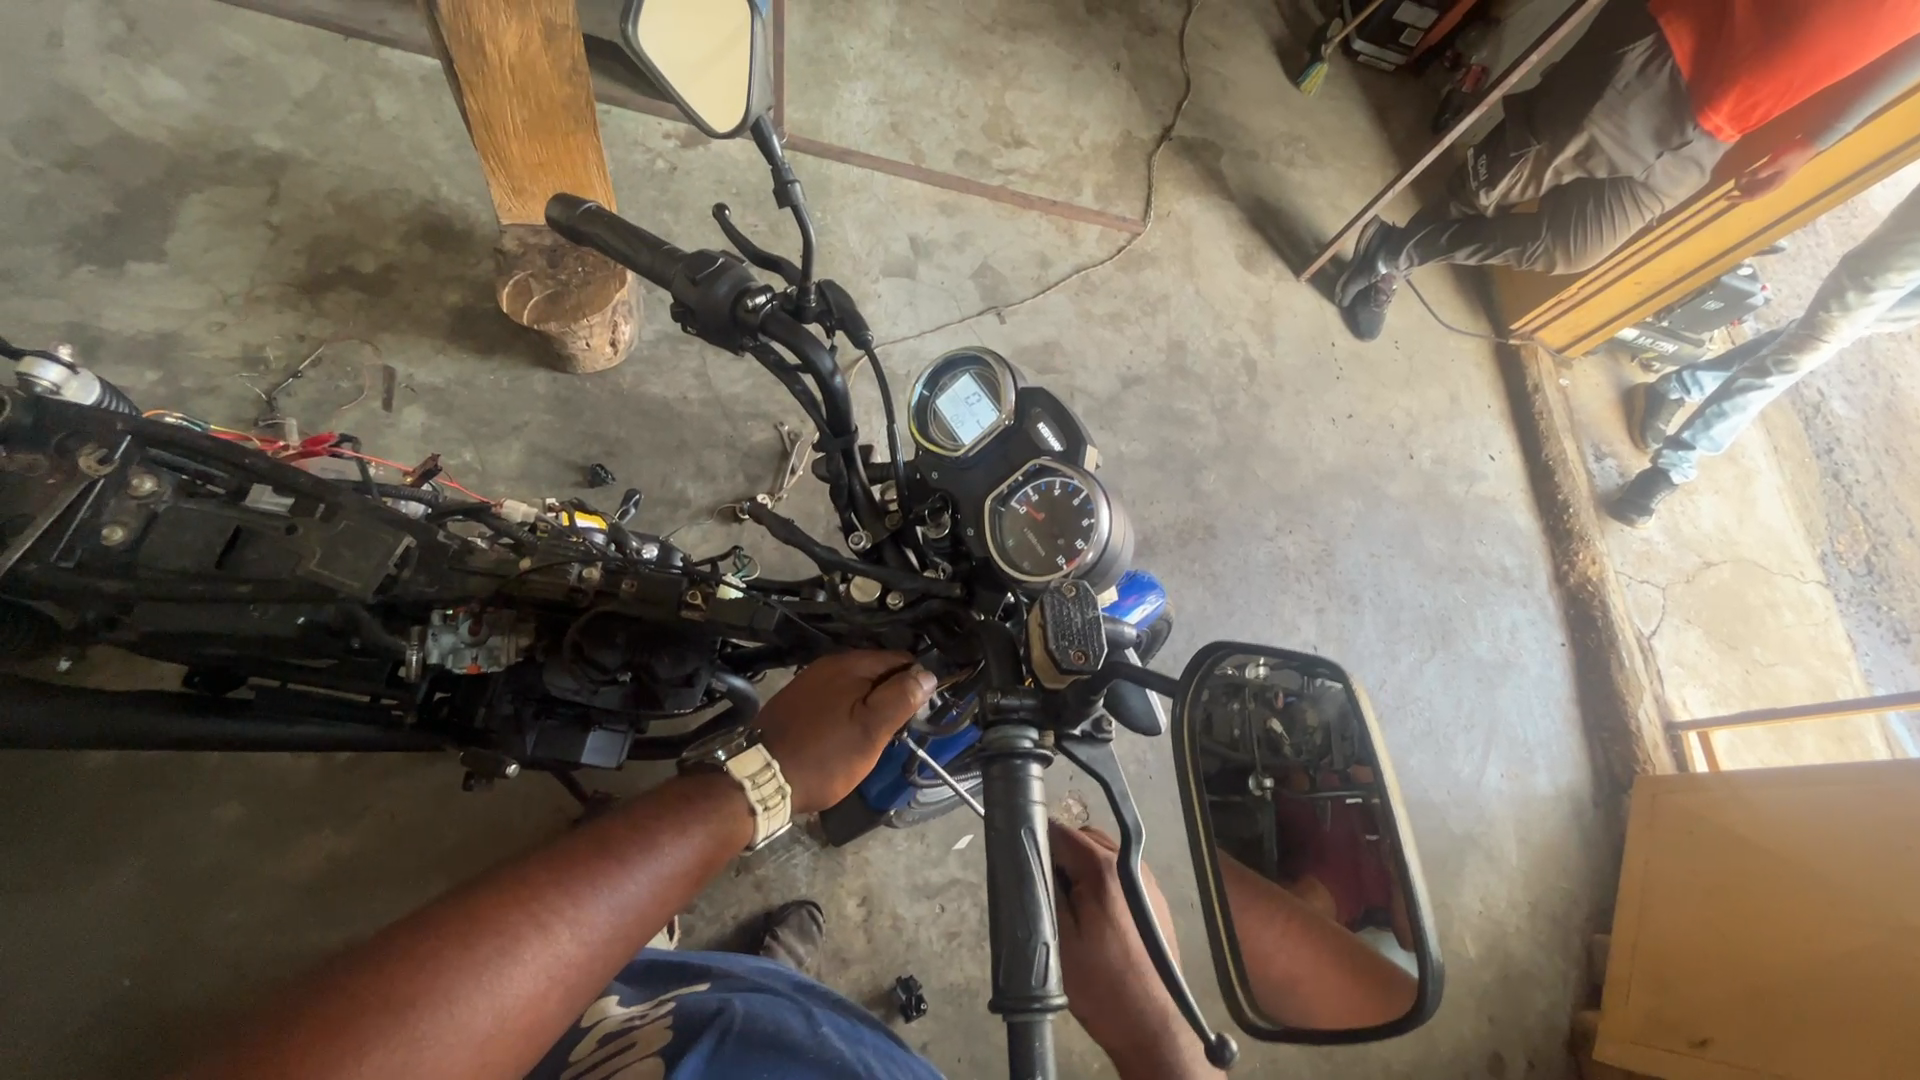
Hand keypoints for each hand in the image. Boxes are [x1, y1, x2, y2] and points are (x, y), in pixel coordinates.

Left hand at [756, 650, 935, 812]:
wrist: (762, 779)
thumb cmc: (825, 757)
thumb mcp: (871, 730)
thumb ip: (900, 699)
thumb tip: (926, 674)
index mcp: (850, 665)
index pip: (900, 660)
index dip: (916, 683)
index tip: (918, 712)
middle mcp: (828, 664)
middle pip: (877, 671)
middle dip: (891, 695)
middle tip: (896, 729)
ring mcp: (809, 681)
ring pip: (855, 686)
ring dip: (869, 704)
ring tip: (873, 735)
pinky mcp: (796, 701)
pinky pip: (834, 697)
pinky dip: (847, 710)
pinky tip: (845, 734)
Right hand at [1051, 824, 1218, 1078]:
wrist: (1151, 1025)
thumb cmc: (1100, 985)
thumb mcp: (1059, 937)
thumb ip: (1045, 888)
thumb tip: (1033, 857)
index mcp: (1103, 869)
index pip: (1061, 833)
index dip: (1038, 844)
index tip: (1024, 864)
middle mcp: (1130, 864)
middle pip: (1084, 837)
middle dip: (1062, 855)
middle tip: (1048, 892)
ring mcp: (1147, 880)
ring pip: (1104, 852)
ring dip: (1083, 867)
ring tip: (1072, 906)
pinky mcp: (1156, 898)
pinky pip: (1121, 872)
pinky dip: (1103, 880)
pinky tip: (1098, 916)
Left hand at [1731, 137, 1817, 202]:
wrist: (1810, 143)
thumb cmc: (1794, 153)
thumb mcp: (1777, 162)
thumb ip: (1762, 171)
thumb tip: (1747, 178)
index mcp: (1774, 184)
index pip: (1753, 196)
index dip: (1739, 199)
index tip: (1726, 198)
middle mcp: (1772, 183)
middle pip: (1751, 192)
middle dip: (1741, 188)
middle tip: (1737, 178)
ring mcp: (1773, 177)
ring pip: (1753, 185)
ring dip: (1744, 183)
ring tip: (1740, 174)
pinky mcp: (1773, 170)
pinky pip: (1757, 177)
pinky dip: (1749, 177)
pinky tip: (1744, 172)